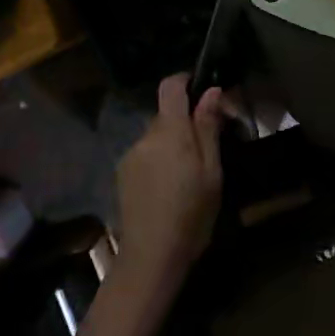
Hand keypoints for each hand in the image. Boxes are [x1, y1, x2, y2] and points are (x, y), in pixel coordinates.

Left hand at [114, 74, 227, 284]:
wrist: (151, 255)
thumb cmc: (191, 214)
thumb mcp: (211, 172)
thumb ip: (208, 128)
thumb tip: (211, 91)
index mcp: (169, 131)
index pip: (169, 86)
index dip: (184, 80)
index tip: (201, 88)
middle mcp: (144, 136)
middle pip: (165, 115)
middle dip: (184, 122)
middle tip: (208, 146)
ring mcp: (130, 154)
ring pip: (155, 136)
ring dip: (171, 144)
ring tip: (189, 173)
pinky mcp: (122, 172)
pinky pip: (145, 154)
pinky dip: (158, 160)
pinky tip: (169, 187)